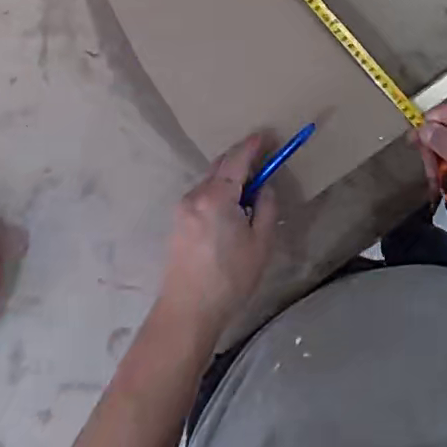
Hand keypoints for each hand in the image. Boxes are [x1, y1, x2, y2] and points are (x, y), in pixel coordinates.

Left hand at [157, 135, 277, 331]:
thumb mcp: (261, 243)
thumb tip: (264, 188)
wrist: (187, 310)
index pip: (237, 159)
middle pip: (221, 166)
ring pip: (210, 181)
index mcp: (216, 196)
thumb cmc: (230, 278)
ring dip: (230, 177)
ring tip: (251, 190)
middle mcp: (195, 195)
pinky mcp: (178, 222)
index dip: (254, 145)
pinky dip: (219, 191)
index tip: (268, 135)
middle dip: (242, 158)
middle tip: (264, 159)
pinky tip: (231, 208)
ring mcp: (183, 208)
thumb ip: (266, 208)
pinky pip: (202, 195)